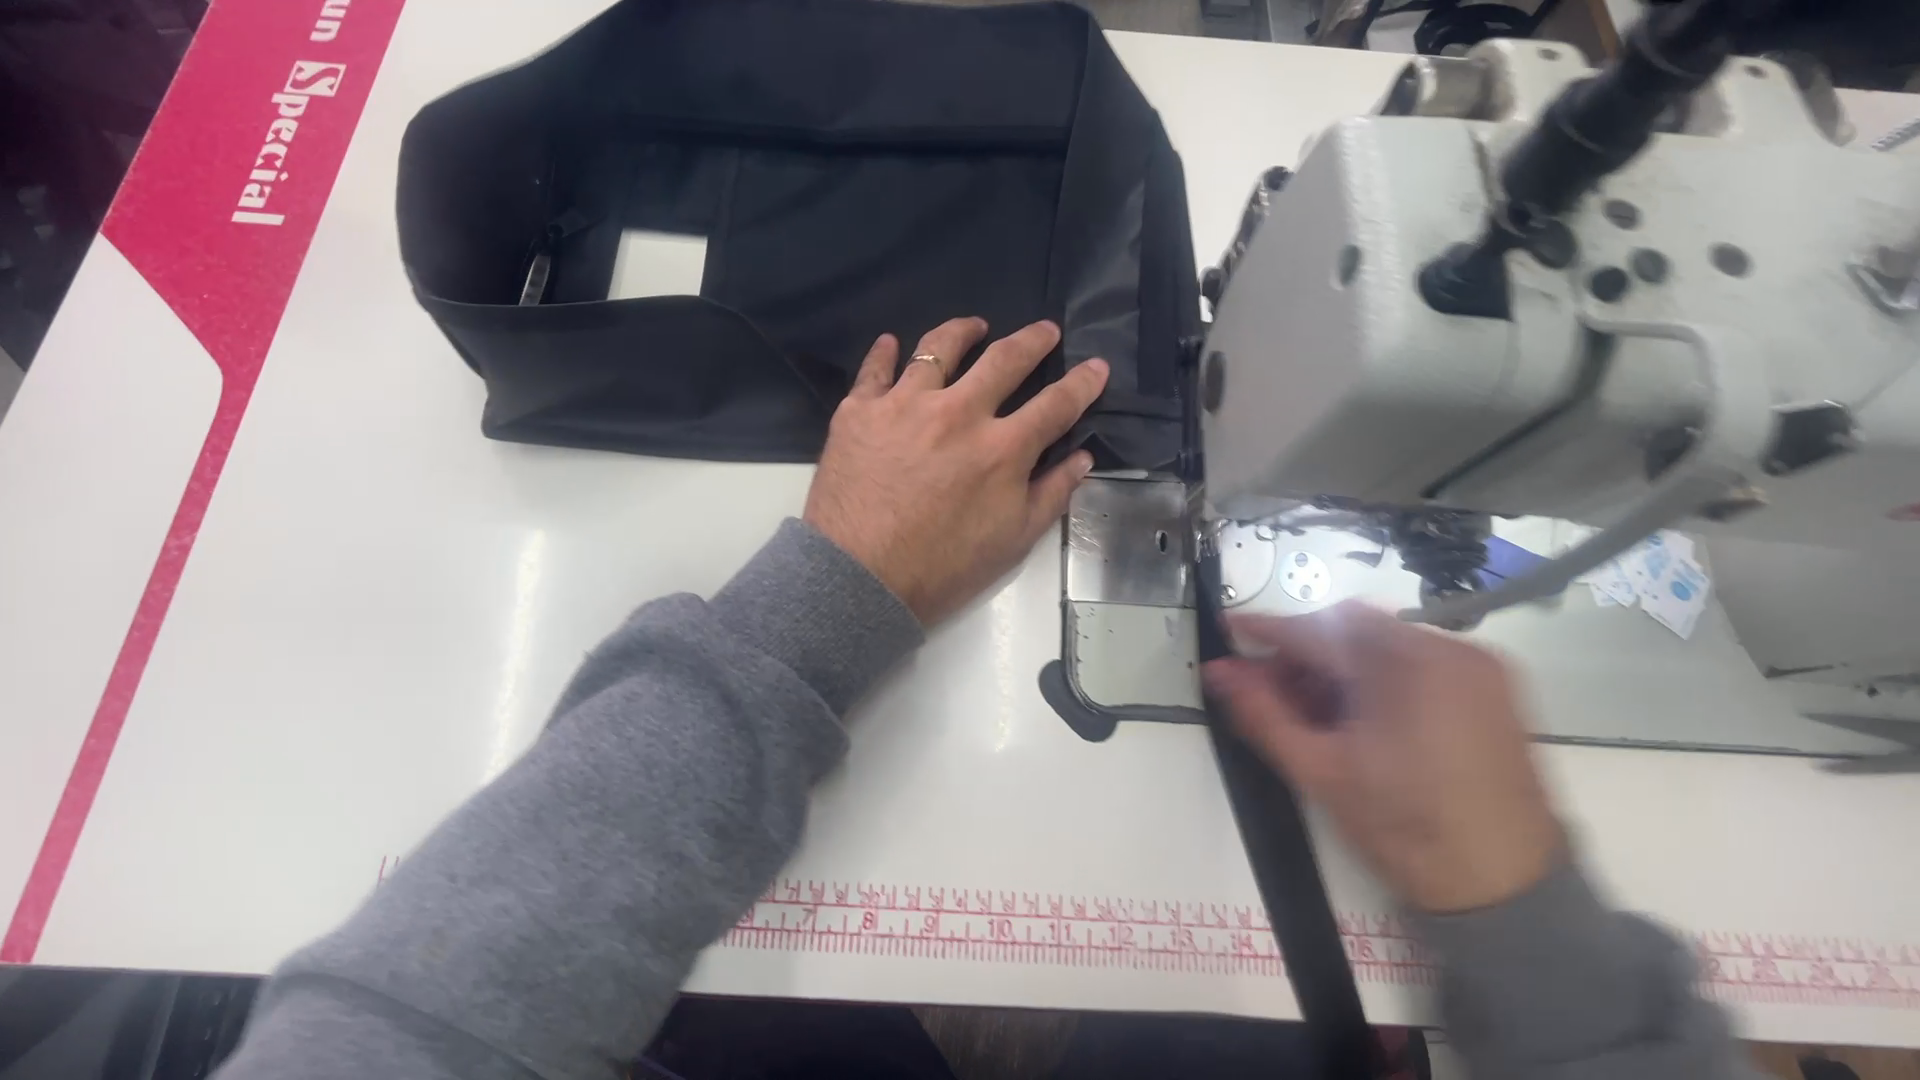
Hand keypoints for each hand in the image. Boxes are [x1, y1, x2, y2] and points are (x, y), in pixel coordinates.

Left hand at [804, 317, 1108, 625]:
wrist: (858, 578)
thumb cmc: (941, 568)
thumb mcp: (1012, 542)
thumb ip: (1051, 495)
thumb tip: (1081, 458)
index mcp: (1003, 448)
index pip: (1055, 405)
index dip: (1082, 383)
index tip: (1096, 367)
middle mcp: (958, 413)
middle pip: (1004, 360)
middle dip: (1032, 341)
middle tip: (1044, 330)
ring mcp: (905, 405)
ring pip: (938, 349)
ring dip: (962, 332)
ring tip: (973, 327)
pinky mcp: (859, 411)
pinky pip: (875, 369)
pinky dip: (885, 353)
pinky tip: (892, 344)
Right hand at [1203, 602, 1562, 912]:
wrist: (1507, 888)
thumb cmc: (1405, 830)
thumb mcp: (1320, 771)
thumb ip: (1261, 713)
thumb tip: (1217, 672)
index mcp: (1409, 664)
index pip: (1320, 630)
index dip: (1268, 630)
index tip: (1228, 630)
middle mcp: (1448, 648)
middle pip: (1353, 628)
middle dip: (1303, 652)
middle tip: (1267, 687)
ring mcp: (1476, 665)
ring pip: (1384, 642)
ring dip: (1338, 664)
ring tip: (1309, 707)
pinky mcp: (1492, 687)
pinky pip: (1417, 659)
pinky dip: (1377, 674)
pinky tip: (1355, 712)